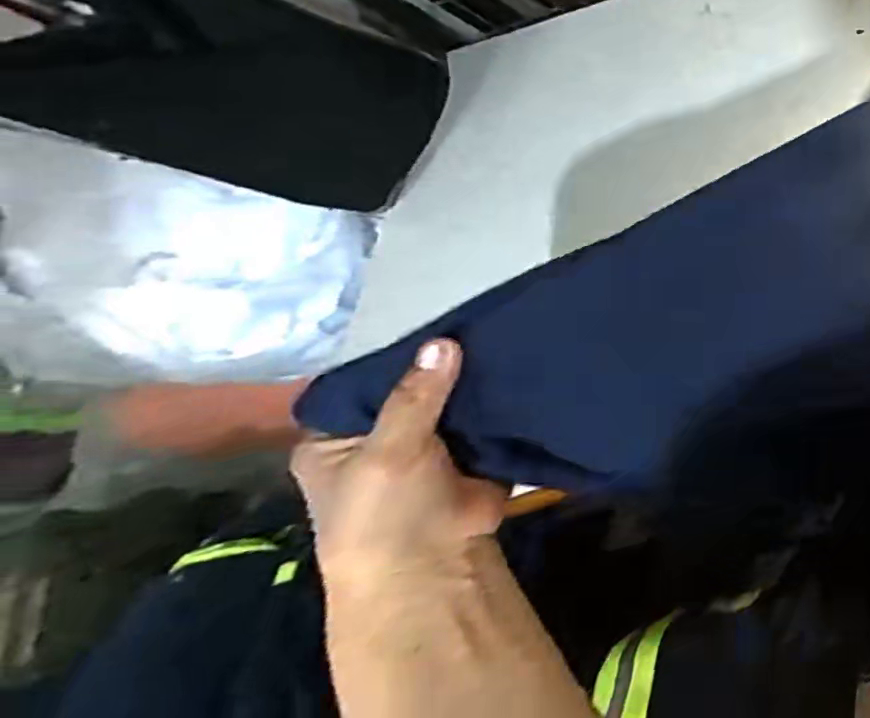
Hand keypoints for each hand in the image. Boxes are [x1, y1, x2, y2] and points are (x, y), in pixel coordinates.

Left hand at [291, 339, 505, 587]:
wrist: (436, 565)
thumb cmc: (384, 514)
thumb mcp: (388, 452)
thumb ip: (415, 397)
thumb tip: (443, 342)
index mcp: (335, 438)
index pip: (363, 381)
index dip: (396, 353)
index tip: (434, 318)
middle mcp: (379, 435)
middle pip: (413, 386)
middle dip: (443, 362)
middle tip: (480, 318)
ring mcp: (429, 441)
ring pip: (452, 396)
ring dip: (475, 376)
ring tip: (505, 332)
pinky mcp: (472, 446)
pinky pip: (485, 411)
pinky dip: (499, 394)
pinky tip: (520, 362)